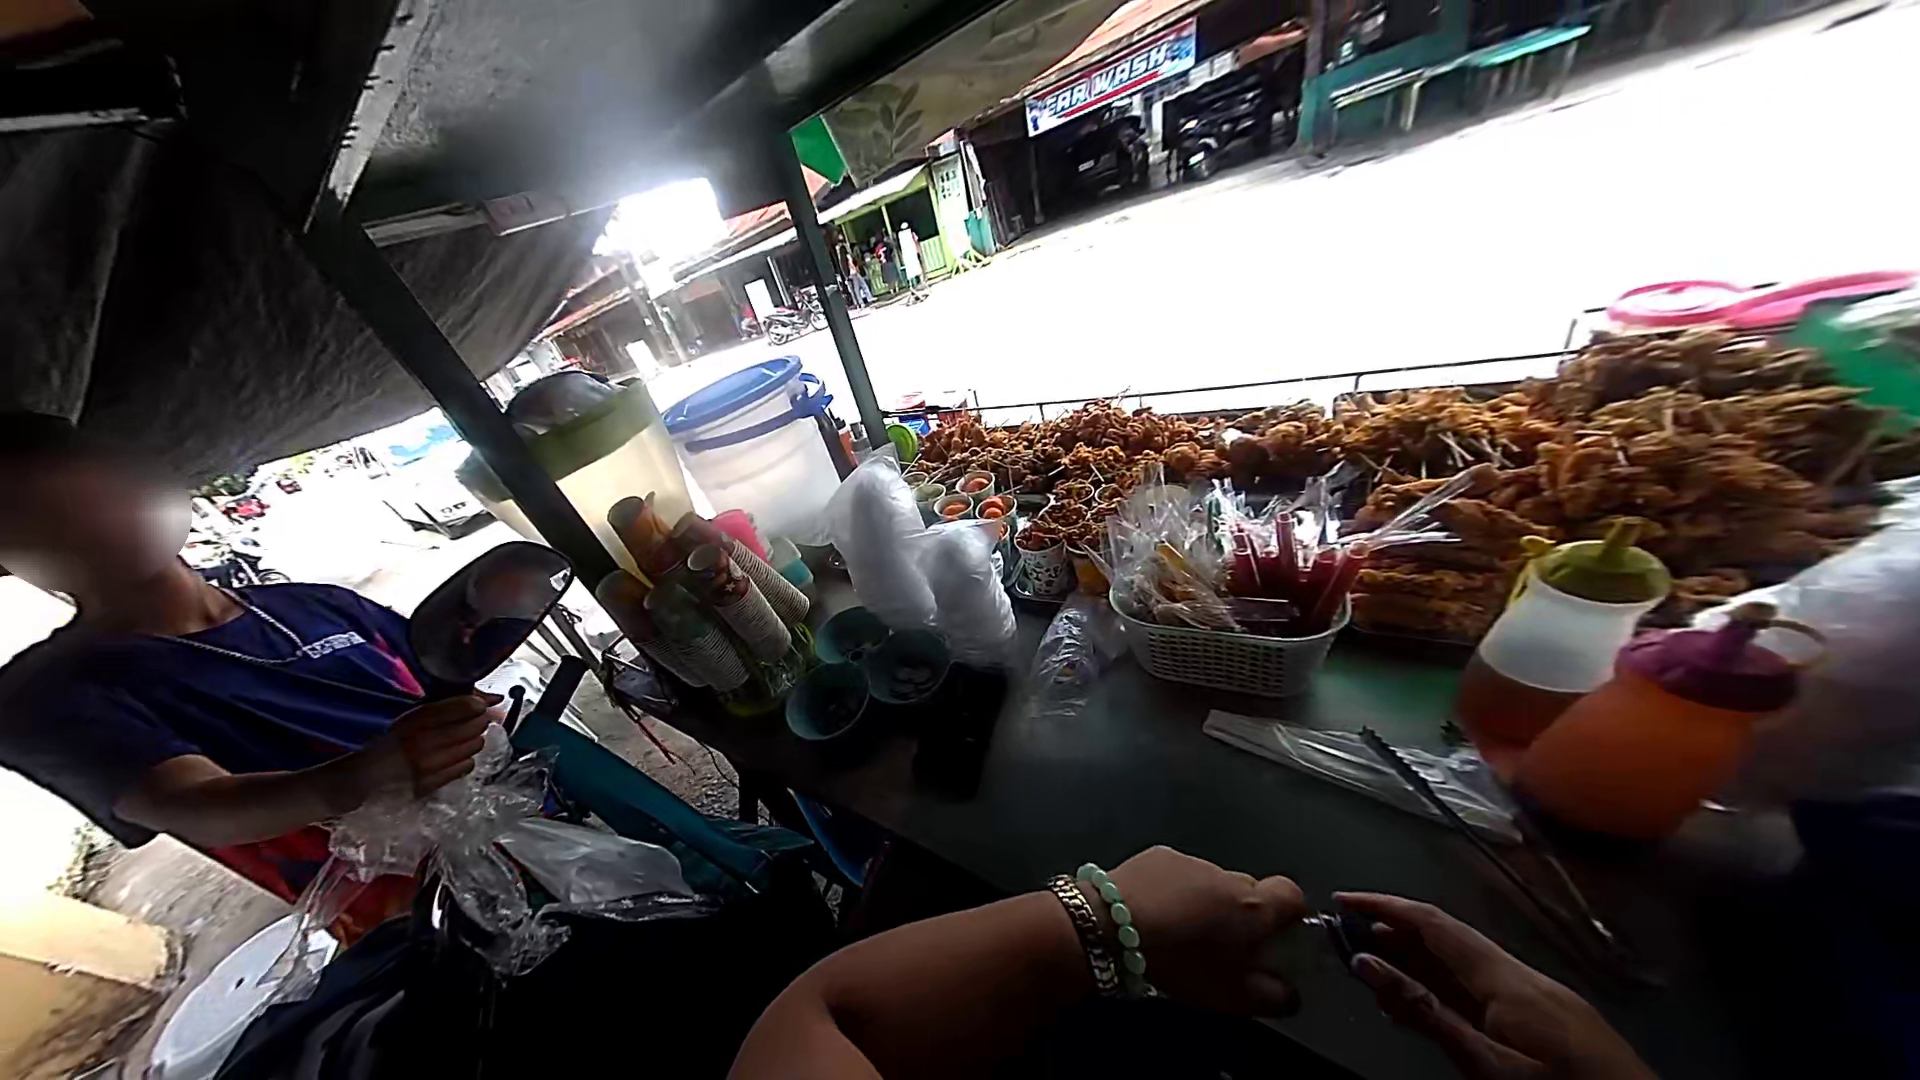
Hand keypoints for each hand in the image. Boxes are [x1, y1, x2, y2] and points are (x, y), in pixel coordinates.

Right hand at [354, 693, 501, 797]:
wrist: (355, 780)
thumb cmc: (388, 744)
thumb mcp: (412, 717)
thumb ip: (453, 704)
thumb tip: (496, 698)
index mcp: (414, 720)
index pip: (467, 706)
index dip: (479, 705)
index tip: (477, 707)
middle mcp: (421, 742)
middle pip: (477, 725)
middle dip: (478, 722)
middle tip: (469, 724)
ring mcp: (425, 766)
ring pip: (476, 745)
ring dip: (472, 742)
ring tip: (457, 742)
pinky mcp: (428, 785)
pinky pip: (467, 766)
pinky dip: (464, 761)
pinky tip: (451, 759)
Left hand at [1104, 846, 1307, 1015]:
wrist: (1115, 925)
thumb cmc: (1182, 964)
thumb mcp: (1235, 997)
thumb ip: (1274, 995)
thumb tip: (1289, 989)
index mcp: (1252, 906)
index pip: (1291, 893)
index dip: (1289, 913)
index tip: (1277, 935)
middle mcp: (1224, 875)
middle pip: (1249, 889)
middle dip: (1243, 913)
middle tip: (1225, 943)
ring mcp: (1189, 860)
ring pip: (1212, 881)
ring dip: (1207, 901)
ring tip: (1184, 929)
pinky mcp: (1158, 854)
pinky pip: (1181, 872)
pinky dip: (1178, 888)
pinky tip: (1158, 910)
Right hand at [1334, 892, 1654, 1079]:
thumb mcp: (1489, 1066)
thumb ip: (1426, 1012)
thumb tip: (1365, 964)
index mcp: (1510, 979)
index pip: (1432, 922)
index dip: (1382, 905)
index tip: (1341, 901)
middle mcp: (1526, 978)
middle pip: (1447, 939)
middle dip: (1394, 933)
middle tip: (1350, 942)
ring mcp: (1545, 1000)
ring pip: (1465, 964)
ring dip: (1417, 963)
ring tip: (1378, 975)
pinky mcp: (1557, 1024)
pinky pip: (1487, 989)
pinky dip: (1447, 988)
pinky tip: (1426, 1005)